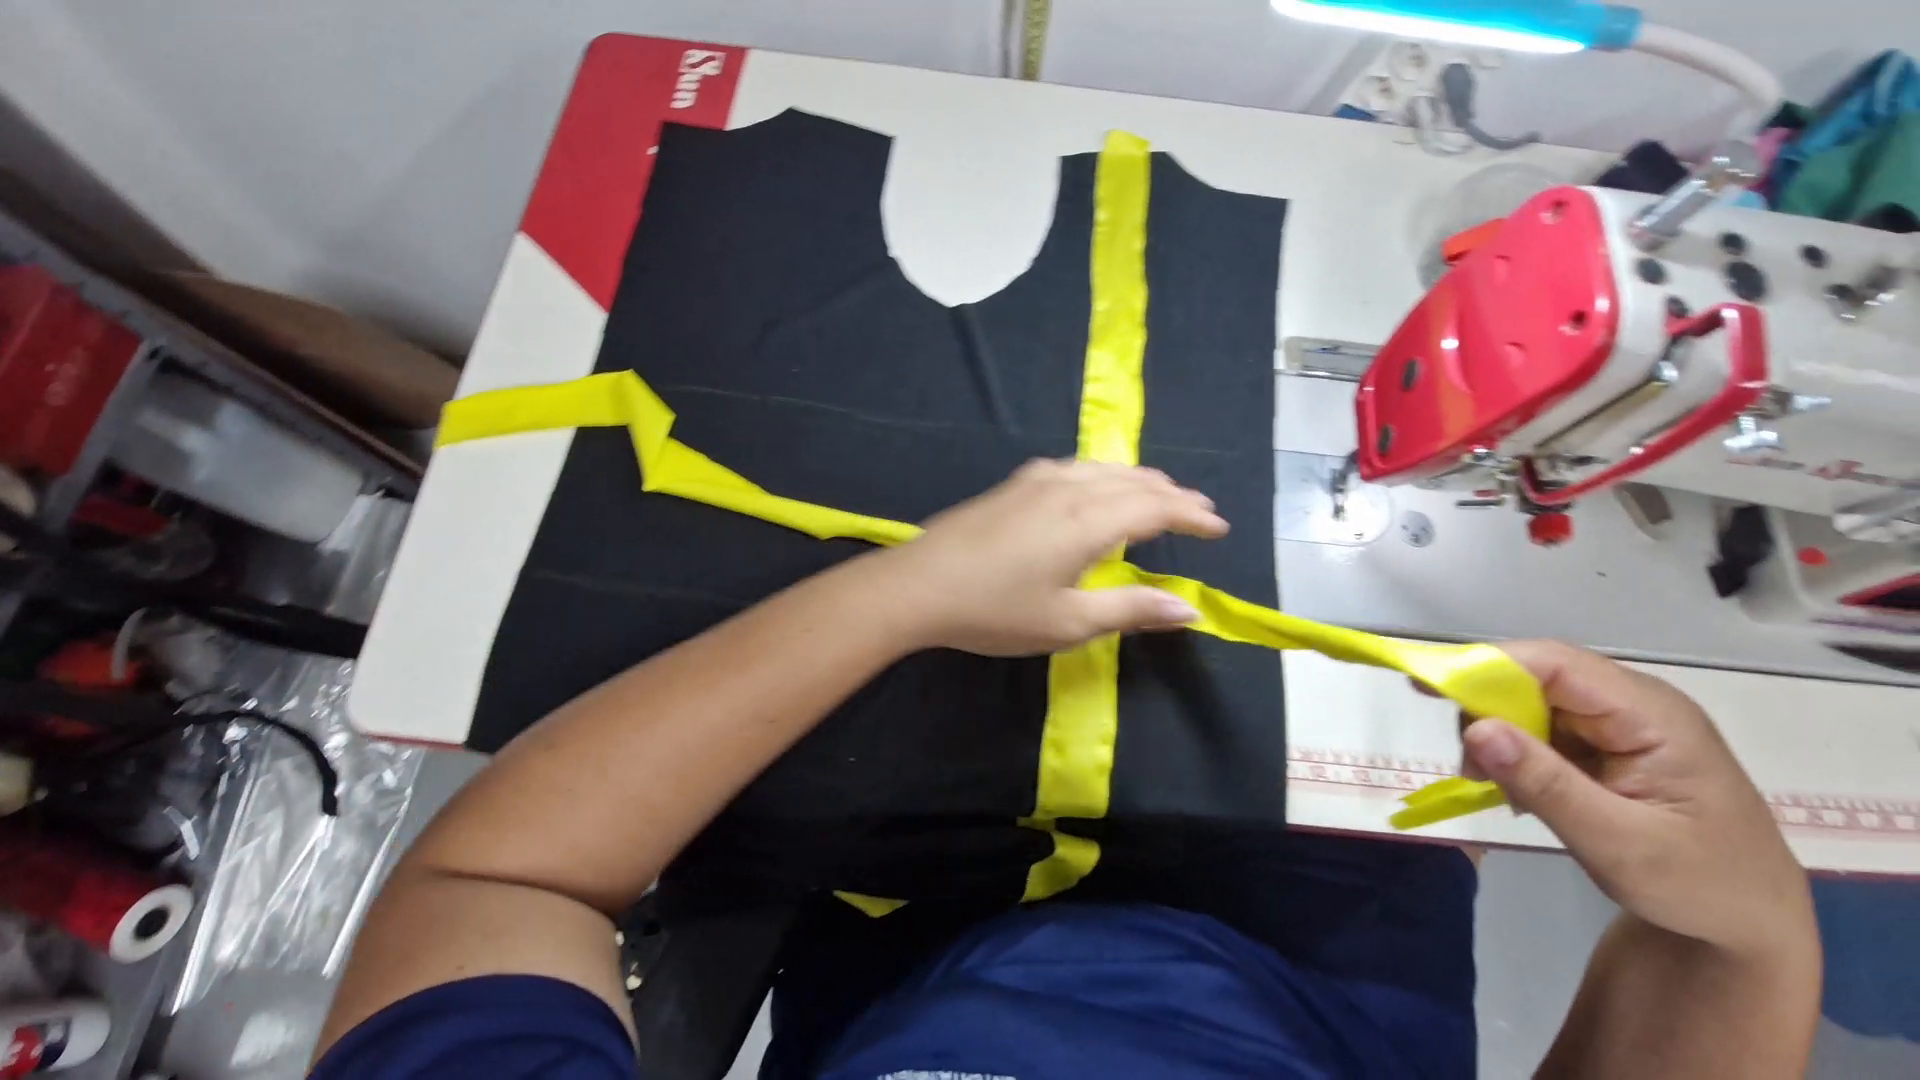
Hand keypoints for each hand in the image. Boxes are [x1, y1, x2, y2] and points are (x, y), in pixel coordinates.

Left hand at [868, 459, 1227, 655]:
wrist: (917, 586)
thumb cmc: (994, 611)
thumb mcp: (1069, 622)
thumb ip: (1131, 610)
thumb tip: (1189, 610)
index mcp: (1089, 520)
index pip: (1156, 507)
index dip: (1192, 516)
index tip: (1219, 528)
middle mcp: (1069, 488)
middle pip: (1134, 482)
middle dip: (1173, 495)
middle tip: (1200, 511)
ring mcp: (1036, 481)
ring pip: (1104, 470)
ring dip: (1139, 481)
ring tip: (1161, 493)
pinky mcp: (1012, 485)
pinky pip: (1074, 468)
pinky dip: (1104, 475)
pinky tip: (1097, 486)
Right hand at [1459, 641, 1813, 960]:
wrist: (1748, 927)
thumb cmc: (1698, 886)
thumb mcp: (1618, 844)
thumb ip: (1546, 784)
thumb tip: (1475, 729)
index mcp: (1652, 715)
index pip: (1554, 664)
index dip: (1487, 666)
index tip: (1426, 686)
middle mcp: (1634, 704)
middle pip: (1535, 679)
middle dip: (1489, 714)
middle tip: (1473, 771)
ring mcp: (1621, 723)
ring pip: (1531, 704)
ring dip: (1501, 740)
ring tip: (1502, 793)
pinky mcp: (1607, 744)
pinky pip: (1542, 729)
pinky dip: (1517, 756)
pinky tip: (1523, 793)